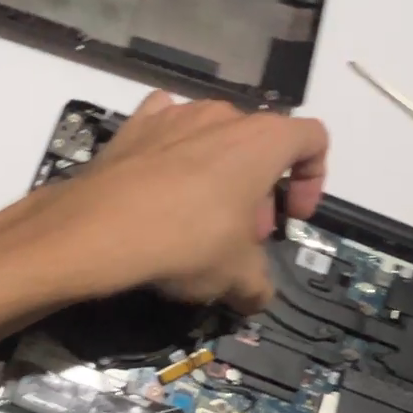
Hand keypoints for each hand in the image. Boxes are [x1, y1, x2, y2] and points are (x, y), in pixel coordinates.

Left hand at [25, 93, 327, 312]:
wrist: (99, 230)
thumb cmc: (187, 243)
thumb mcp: (236, 276)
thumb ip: (259, 285)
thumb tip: (257, 298)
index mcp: (263, 140)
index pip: (313, 139)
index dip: (313, 180)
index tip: (293, 218)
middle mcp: (223, 115)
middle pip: (259, 145)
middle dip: (259, 190)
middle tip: (242, 234)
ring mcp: (175, 113)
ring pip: (213, 137)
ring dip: (218, 173)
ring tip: (199, 217)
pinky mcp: (134, 125)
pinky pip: (165, 128)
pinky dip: (172, 152)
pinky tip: (160, 186)